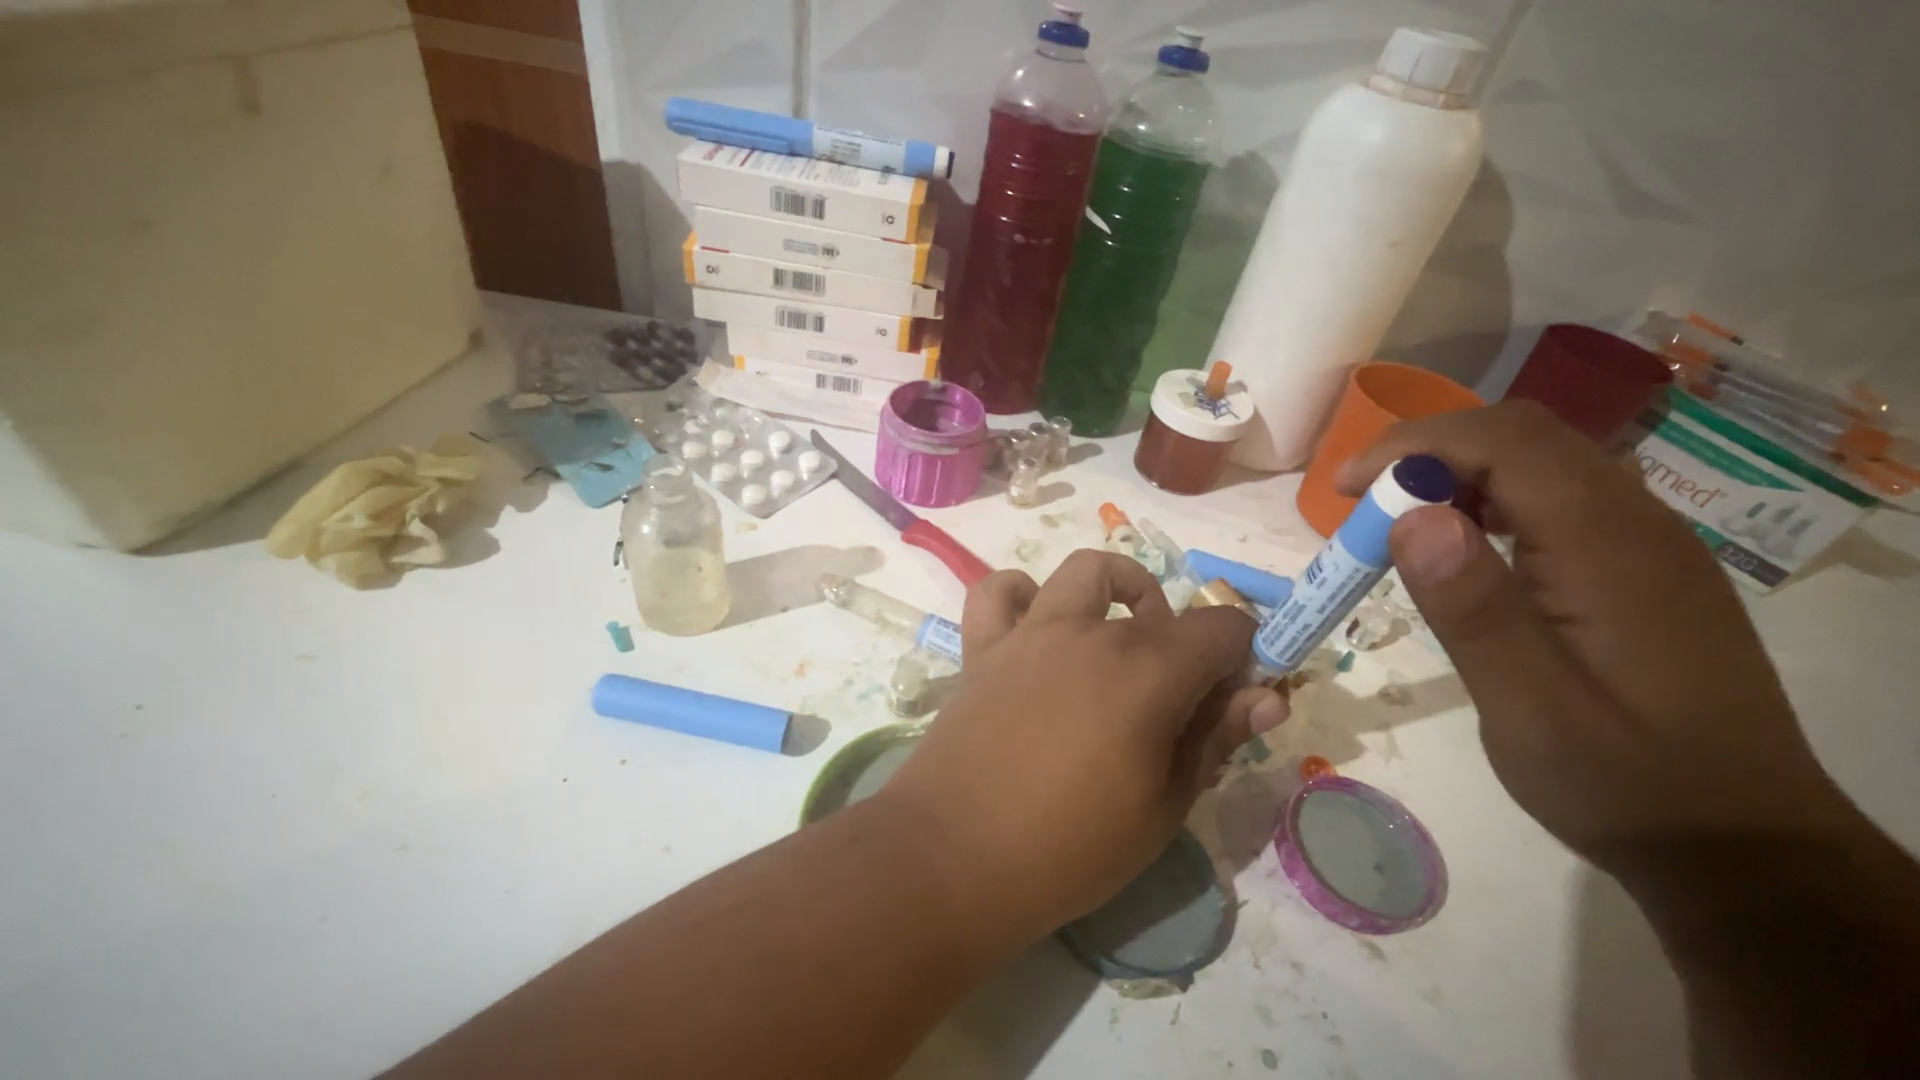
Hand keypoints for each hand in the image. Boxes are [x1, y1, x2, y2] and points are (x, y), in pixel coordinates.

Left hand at [875, 551, 1289, 940]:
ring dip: (1117, 590)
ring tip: (1119, 637)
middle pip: (1161, 609)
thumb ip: (1213, 739)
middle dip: (1187, 643)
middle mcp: (1091, 634)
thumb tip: (1267, 697)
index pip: (1222, 628)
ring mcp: (1031, 634)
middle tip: (1178, 701)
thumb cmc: (1071, 848)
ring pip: (1085, 573)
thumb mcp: (1163, 806)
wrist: (953, 858)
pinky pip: (998, 592)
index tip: (1232, 701)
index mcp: (1147, 671)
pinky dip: (1022, 595)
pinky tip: (1036, 630)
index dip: (1242, 657)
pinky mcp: (983, 648)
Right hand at [1338, 401, 1851, 867]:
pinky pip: (1564, 499)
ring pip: (1546, 462)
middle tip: (1364, 504)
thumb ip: (1474, 607)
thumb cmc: (1622, 781)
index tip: (1347, 490)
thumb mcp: (1529, 708)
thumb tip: (1412, 516)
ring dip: (1462, 473)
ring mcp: (1649, 543)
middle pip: (1526, 437)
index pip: (1505, 442)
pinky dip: (1496, 500)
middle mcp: (1638, 523)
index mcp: (1608, 545)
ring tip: (1403, 525)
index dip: (1414, 446)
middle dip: (1431, 452)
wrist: (1739, 844)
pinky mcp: (1646, 569)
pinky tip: (1467, 551)